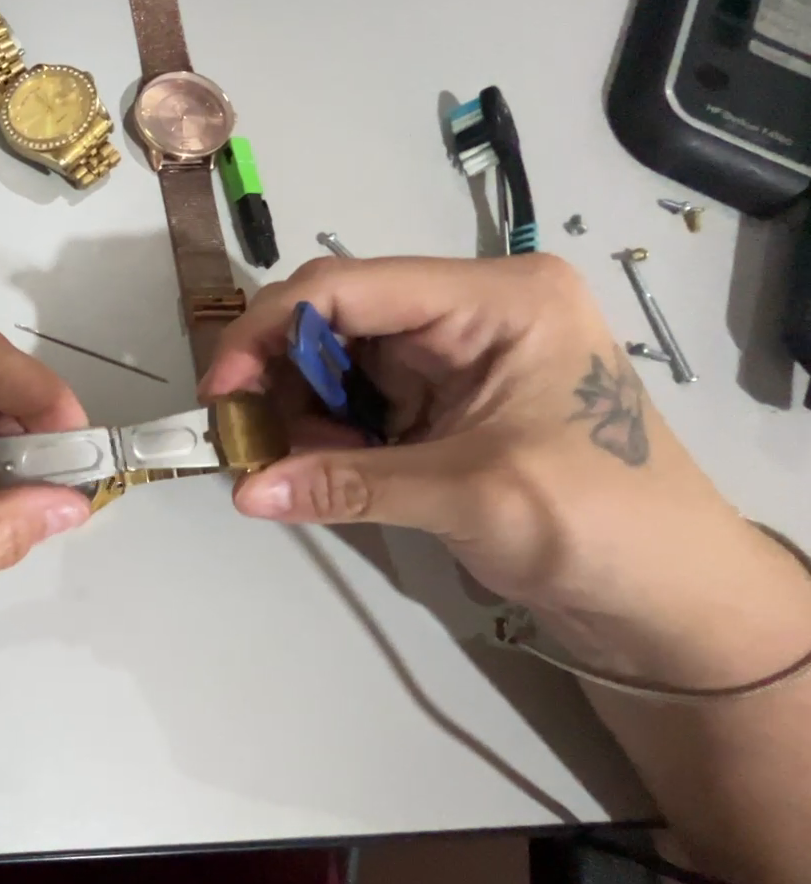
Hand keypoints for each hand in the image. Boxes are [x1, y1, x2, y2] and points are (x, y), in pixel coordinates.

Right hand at [199, 254, 756, 650]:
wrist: (664, 596)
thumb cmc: (602, 524)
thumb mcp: (468, 496)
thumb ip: (347, 485)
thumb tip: (244, 492)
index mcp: (495, 301)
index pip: (347, 287)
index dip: (266, 330)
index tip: (220, 393)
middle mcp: (463, 312)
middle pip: (328, 315)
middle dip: (274, 371)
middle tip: (242, 431)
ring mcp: (444, 356)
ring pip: (325, 358)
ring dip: (290, 408)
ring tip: (291, 464)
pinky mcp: (427, 398)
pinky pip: (341, 397)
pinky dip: (313, 431)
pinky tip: (316, 467)